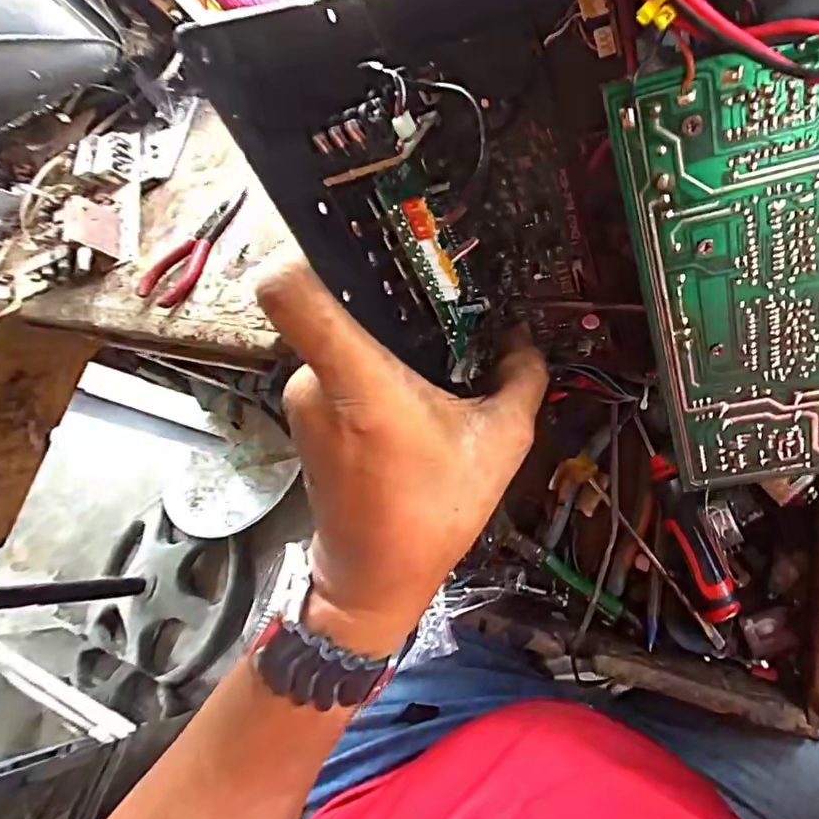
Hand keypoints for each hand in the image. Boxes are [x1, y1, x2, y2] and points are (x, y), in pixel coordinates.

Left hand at [256, 247, 546, 655]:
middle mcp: (315, 380)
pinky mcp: (304, 414)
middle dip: (395, 310)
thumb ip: (521, 378)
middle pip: (343, 306)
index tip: (354, 239)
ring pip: (345, 339)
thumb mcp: (502, 441)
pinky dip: (375, 367)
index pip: (294, 292)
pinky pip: (339, 365)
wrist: (375, 580)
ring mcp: (303, 397)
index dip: (309, 252)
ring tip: (438, 363)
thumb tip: (523, 340)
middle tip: (446, 315)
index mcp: (358, 380)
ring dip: (389, 344)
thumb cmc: (435, 512)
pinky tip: (416, 391)